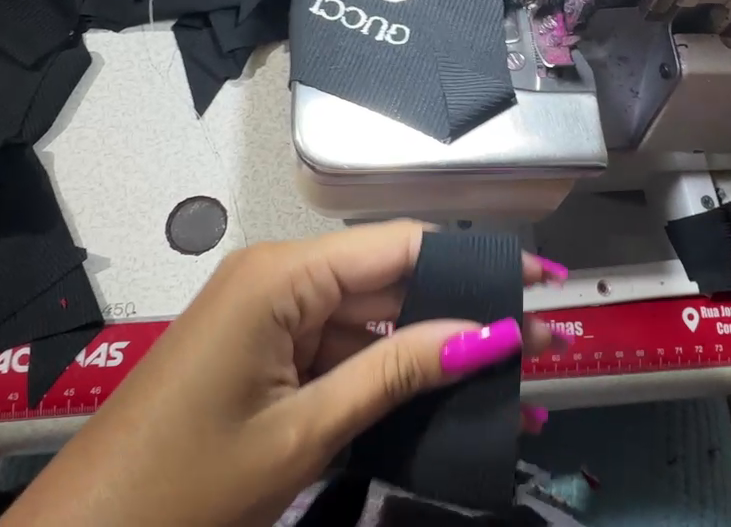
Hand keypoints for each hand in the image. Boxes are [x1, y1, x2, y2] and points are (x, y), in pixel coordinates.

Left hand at [1, 222, 565, 526]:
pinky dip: (388, 370)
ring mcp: (270, 313)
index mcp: (283, 274)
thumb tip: (492, 333)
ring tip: (505, 374)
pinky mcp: (265, 348)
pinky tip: (439, 393)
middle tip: (538, 342)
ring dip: (431, 346)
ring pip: (371, 316)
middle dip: (463, 311)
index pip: (401, 245)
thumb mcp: (305, 431)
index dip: (475, 262)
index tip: (542, 282)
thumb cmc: (188, 486)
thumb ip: (398, 372)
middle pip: (390, 278)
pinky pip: (340, 346)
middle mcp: (279, 276)